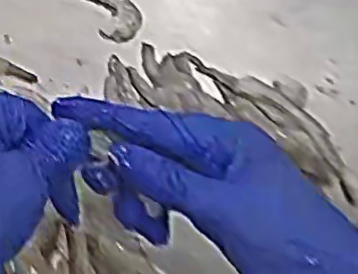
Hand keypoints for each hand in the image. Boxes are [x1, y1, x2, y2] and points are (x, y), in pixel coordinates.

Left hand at [0, 84, 88, 273]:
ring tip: (28, 202)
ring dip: (18, 168)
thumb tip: (73, 130)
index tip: (69, 184)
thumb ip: (55, 150)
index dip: (57, 150)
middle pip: (11, 125)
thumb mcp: (30, 177)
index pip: (30, 114)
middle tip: (55, 198)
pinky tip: (0, 198)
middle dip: (38, 161)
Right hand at [51, 98, 357, 273]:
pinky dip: (156, 206)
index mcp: (222, 138)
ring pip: (157, 172)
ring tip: (137, 219)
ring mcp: (224, 179)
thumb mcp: (224, 210)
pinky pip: (173, 194)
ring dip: (138, 192)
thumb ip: (163, 175)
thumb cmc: (296, 248)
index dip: (101, 115)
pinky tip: (153, 224)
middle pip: (149, 146)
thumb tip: (111, 148)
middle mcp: (219, 150)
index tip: (61, 110)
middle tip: (99, 184)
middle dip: (122, 165)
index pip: (146, 120)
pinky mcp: (226, 207)